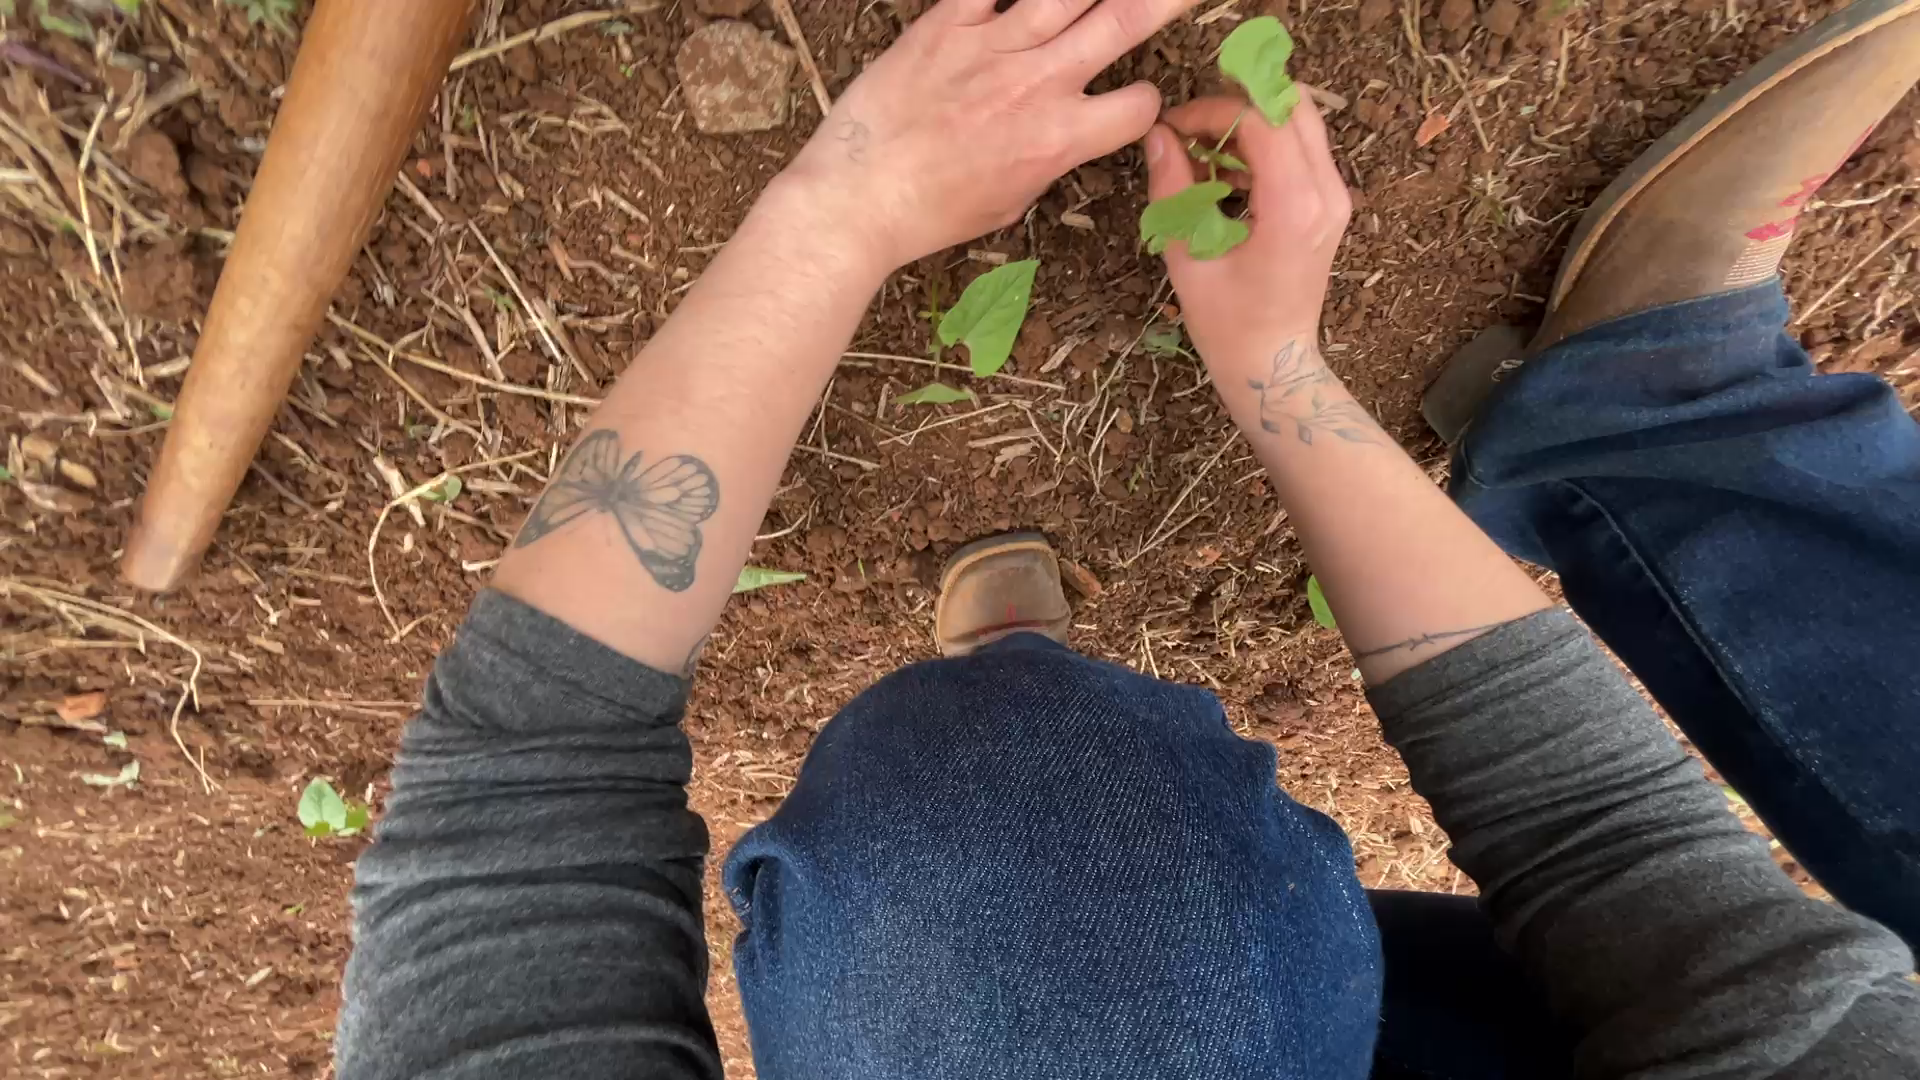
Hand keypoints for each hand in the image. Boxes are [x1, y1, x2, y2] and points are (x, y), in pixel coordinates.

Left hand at [780, 0, 1198, 272]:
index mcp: (1057, 140)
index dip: (1142, 106)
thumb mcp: (1006, 205)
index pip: (1137, 106)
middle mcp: (1038, 82)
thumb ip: (1043, 161)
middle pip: (1126, 17)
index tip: (1129, 107)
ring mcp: (994, 44)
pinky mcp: (947, 22)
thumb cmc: (931, 216)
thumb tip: (1056, 138)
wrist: (860, 197)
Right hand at [1143, 95, 1352, 369]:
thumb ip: (1173, 192)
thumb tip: (1157, 137)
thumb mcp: (1188, 260)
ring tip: (1205, 159)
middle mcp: (1327, 192)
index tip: (1175, 127)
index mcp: (1293, 208)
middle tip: (1193, 132)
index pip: (1262, 120)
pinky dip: (1263, 150)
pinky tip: (1227, 180)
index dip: (1214, 111)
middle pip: (1292, 106)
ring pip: (1300, 124)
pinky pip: (1302, 152)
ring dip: (1250, 127)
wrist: (1271, 362)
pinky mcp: (1330, 205)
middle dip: (1237, 107)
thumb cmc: (1227, 325)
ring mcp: (1335, 197)